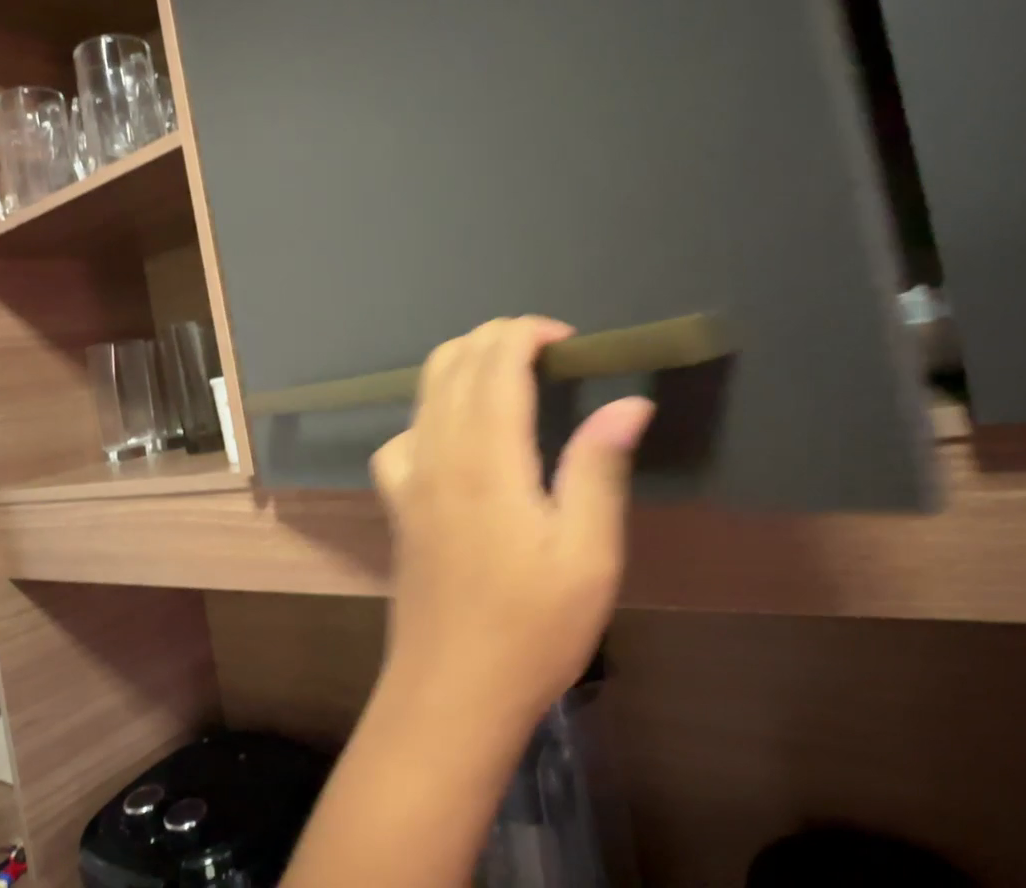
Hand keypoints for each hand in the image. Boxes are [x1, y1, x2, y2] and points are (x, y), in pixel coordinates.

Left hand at [369, 317, 653, 726]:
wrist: (452, 691)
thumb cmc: (532, 629)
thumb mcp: (588, 555)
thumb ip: (599, 469)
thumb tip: (629, 401)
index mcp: (486, 458)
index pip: (494, 363)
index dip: (526, 334)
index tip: (567, 340)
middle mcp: (437, 454)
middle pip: (452, 363)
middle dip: (495, 338)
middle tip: (546, 353)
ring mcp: (408, 478)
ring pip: (423, 391)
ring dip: (463, 365)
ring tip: (509, 379)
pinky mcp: (396, 505)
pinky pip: (402, 436)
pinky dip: (430, 413)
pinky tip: (456, 439)